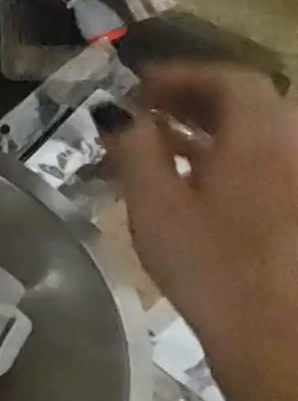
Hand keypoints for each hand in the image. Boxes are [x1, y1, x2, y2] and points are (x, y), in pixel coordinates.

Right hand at [99, 62, 297, 391]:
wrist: (273, 327)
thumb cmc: (206, 264)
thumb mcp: (154, 205)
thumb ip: (138, 150)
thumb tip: (120, 112)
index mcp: (261, 144)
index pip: (235, 82)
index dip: (184, 74)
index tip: (134, 83)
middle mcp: (293, 151)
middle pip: (254, 102)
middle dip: (193, 96)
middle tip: (140, 105)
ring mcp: (297, 178)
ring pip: (259, 130)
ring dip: (207, 122)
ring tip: (156, 134)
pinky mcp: (293, 203)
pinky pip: (263, 156)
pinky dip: (224, 148)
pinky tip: (186, 166)